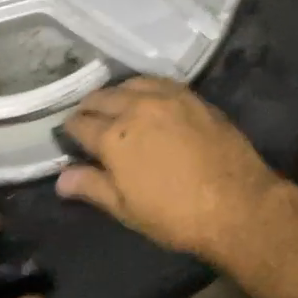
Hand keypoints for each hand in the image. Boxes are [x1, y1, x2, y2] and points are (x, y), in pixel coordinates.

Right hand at [54, 77, 282, 260]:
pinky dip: (145, 87)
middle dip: (90, 108)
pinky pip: (159, 82)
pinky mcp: (192, 96)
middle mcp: (136, 107)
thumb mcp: (127, 209)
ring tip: (116, 106)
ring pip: (130, 84)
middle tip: (88, 120)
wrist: (236, 203)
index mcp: (114, 137)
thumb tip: (61, 177)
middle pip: (102, 98)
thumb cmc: (175, 215)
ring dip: (117, 93)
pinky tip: (147, 98)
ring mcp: (166, 97)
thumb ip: (92, 186)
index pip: (80, 124)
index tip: (69, 137)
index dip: (70, 131)